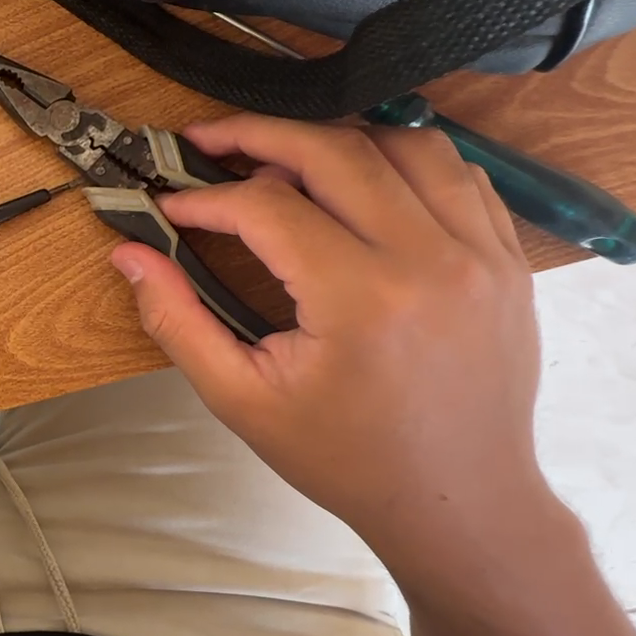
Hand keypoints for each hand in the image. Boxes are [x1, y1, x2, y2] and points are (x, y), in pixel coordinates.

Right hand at [110, 115, 547, 555]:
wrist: (459, 500)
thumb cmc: (339, 454)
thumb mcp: (235, 396)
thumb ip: (175, 318)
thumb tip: (128, 255)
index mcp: (360, 299)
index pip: (267, 208)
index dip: (203, 199)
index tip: (166, 207)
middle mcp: (431, 260)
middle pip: (336, 153)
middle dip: (257, 135)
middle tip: (204, 140)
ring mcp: (482, 253)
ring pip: (404, 145)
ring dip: (329, 139)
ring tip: (275, 154)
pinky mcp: (507, 259)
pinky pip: (455, 173)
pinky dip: (396, 158)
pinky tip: (353, 177)